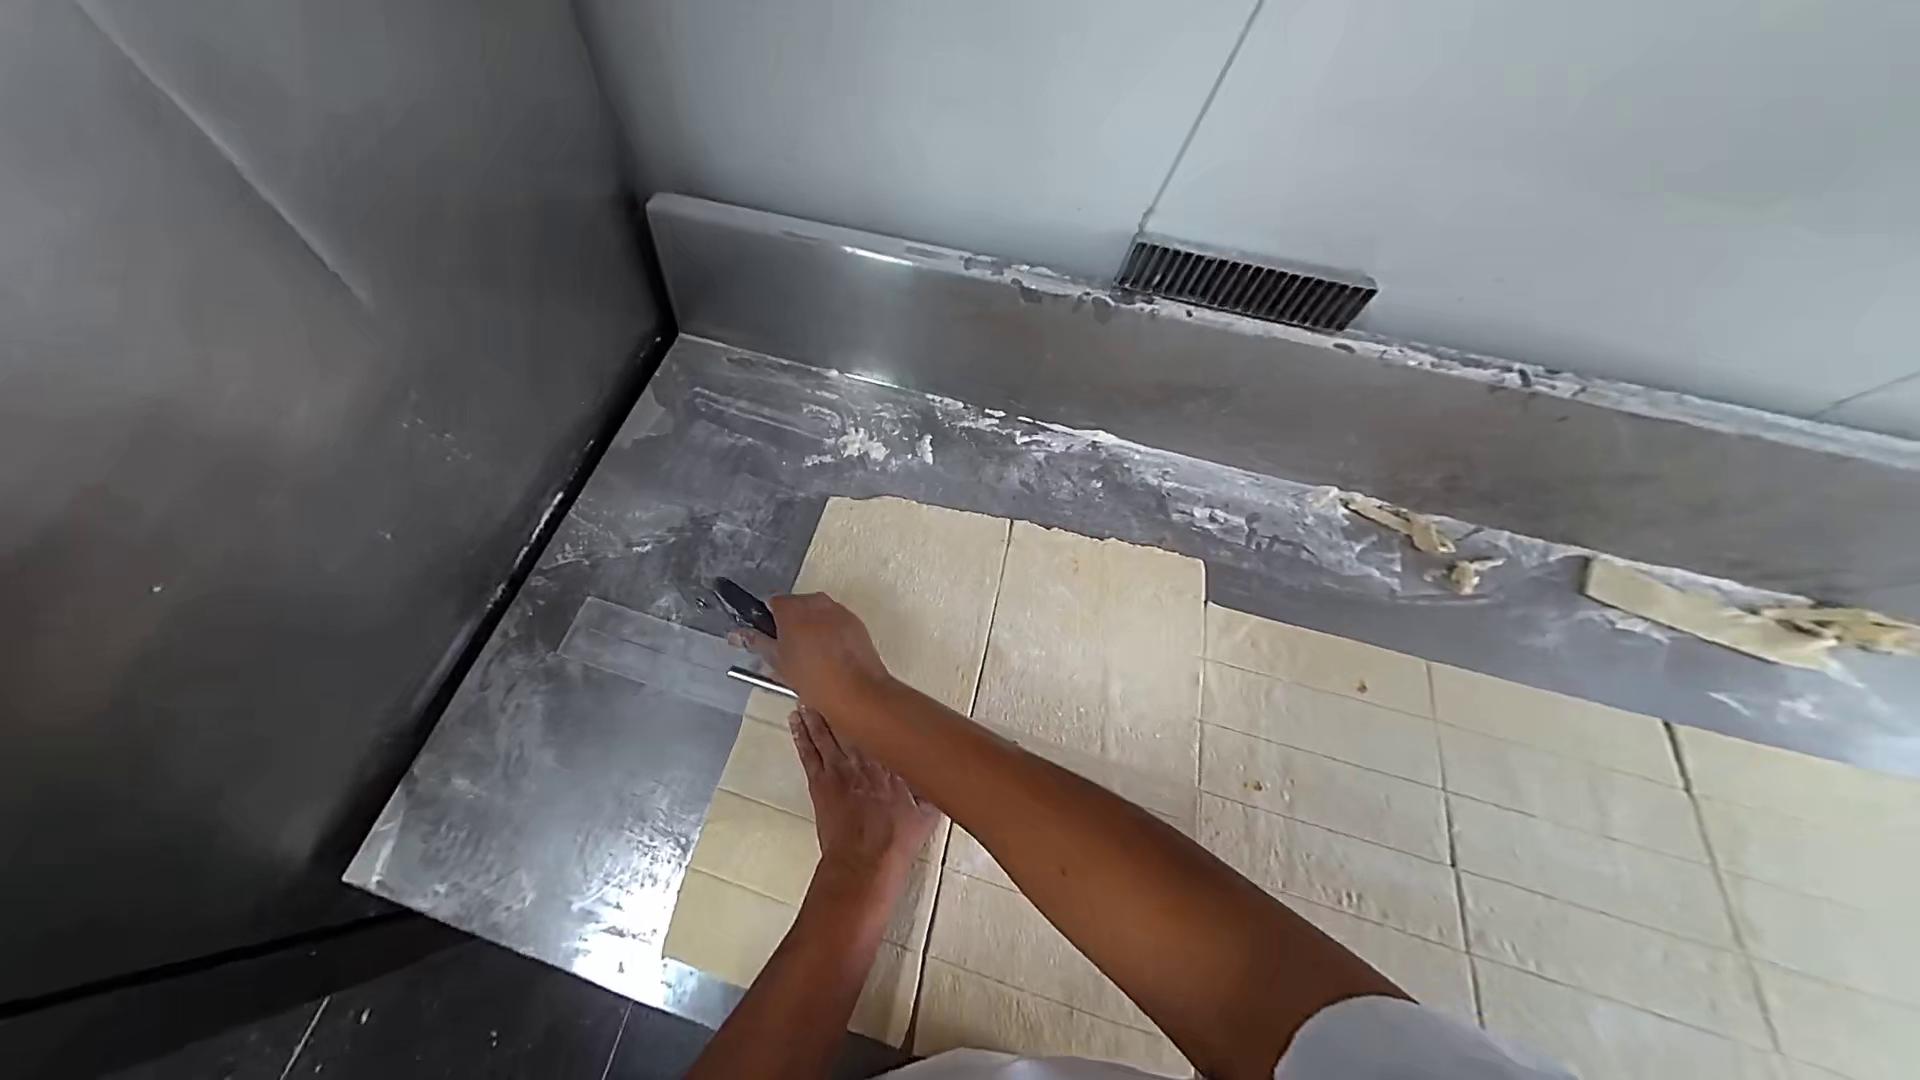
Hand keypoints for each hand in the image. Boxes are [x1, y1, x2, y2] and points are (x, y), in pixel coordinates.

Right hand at [736, 593, 892, 711]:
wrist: (855, 690)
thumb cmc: (815, 678)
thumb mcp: (778, 662)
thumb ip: (758, 642)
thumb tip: (741, 634)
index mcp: (792, 609)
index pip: (772, 602)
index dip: (769, 619)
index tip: (768, 635)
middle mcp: (817, 602)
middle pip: (796, 605)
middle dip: (790, 623)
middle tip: (788, 649)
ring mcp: (839, 610)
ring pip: (817, 613)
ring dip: (811, 627)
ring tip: (810, 656)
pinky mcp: (855, 621)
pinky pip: (836, 621)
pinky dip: (830, 632)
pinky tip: (829, 656)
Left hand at [789, 706, 941, 879]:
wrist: (865, 862)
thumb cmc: (895, 842)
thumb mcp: (927, 815)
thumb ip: (932, 792)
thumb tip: (942, 779)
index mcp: (892, 764)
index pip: (882, 730)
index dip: (873, 712)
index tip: (869, 695)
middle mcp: (866, 759)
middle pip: (850, 725)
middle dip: (840, 706)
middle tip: (832, 686)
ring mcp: (841, 769)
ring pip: (827, 733)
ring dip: (817, 714)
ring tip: (809, 696)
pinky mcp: (820, 783)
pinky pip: (809, 752)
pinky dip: (801, 735)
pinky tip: (796, 720)